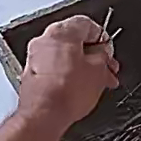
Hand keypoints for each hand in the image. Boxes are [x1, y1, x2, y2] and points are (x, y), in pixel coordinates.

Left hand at [17, 15, 119, 134]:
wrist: (44, 115)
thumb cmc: (66, 92)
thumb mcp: (99, 70)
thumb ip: (103, 56)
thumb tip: (103, 53)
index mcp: (61, 32)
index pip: (87, 24)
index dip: (103, 39)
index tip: (109, 52)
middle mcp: (44, 40)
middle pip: (75, 41)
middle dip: (94, 56)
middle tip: (107, 69)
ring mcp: (35, 58)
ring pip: (65, 56)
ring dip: (82, 67)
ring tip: (97, 83)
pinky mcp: (31, 75)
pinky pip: (54, 69)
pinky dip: (67, 76)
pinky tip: (79, 89)